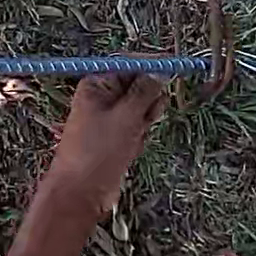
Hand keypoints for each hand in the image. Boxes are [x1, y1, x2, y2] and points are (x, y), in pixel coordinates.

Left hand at [43, 74, 166, 219]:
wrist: (82, 193)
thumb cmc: (97, 152)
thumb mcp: (126, 117)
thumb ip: (145, 91)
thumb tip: (160, 70)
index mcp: (96, 84)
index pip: (128, 63)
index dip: (151, 65)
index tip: (173, 67)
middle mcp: (103, 98)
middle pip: (139, 85)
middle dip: (147, 100)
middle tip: (144, 116)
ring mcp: (111, 118)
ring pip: (142, 108)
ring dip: (145, 121)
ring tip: (133, 136)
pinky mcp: (117, 136)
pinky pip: (138, 127)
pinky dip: (140, 136)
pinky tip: (131, 148)